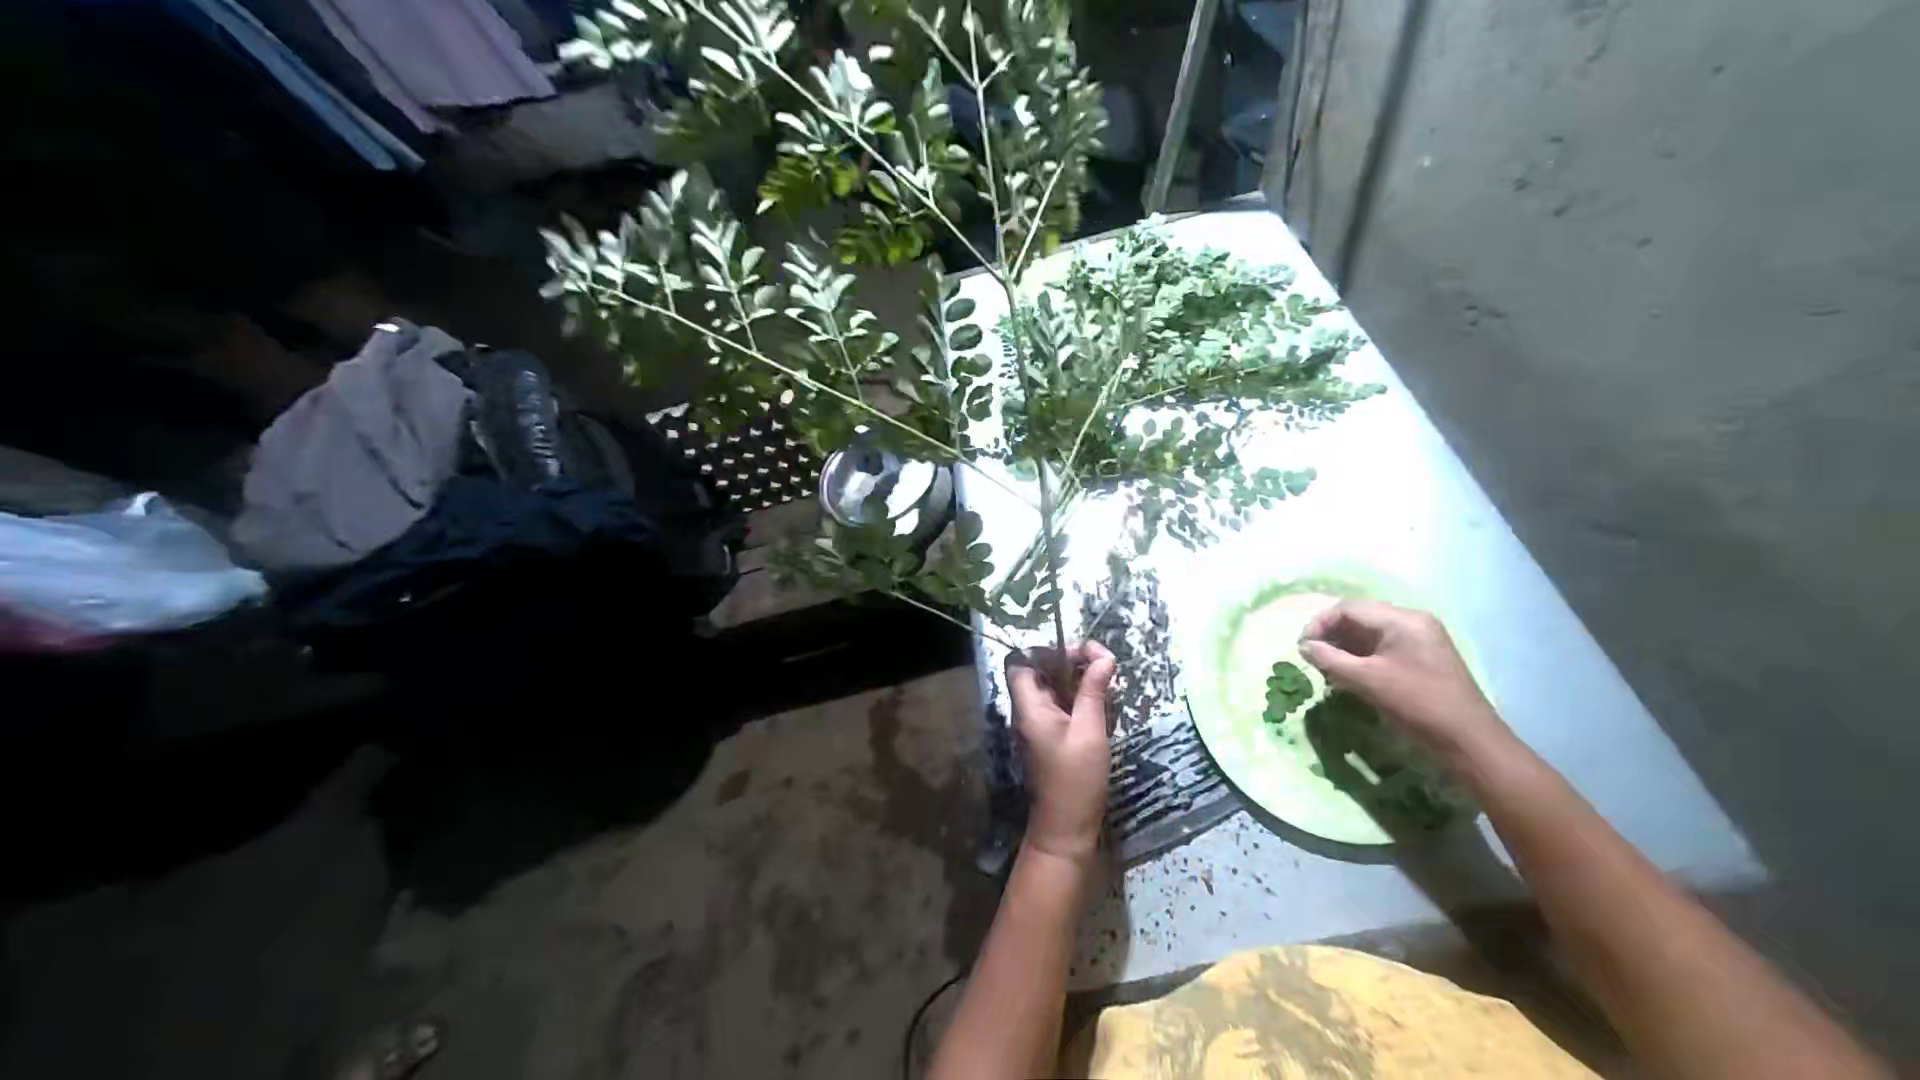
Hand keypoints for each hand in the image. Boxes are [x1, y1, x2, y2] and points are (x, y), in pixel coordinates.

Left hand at [1006, 641, 1117, 862]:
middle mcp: (1028, 711)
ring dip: (1076, 677)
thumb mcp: (1090, 732)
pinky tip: (1101, 697)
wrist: (1065, 829)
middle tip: (1101, 661)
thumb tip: (1104, 657)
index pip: (1020, 663)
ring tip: (1105, 675)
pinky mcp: (1051, 735)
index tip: (1078, 652)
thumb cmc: (1075, 780)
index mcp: (1029, 707)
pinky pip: (1060, 704)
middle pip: (1038, 671)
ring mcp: (1039, 724)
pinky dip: (1078, 696)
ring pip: (1052, 687)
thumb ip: (1094, 692)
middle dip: (1068, 659)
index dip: (1045, 650)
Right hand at [1298, 601, 1515, 769]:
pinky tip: (1348, 672)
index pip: (1348, 608)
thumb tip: (1304, 646)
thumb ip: (1329, 659)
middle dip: (1331, 634)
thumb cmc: (1416, 704)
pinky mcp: (1423, 656)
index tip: (1303, 646)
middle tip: (1312, 655)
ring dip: (1345, 646)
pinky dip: (1362, 655)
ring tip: (1326, 666)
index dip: (1320, 624)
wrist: (1469, 740)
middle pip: (1360, 617)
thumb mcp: (1366, 680)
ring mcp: (1420, 638)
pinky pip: (1384, 646)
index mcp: (1402, 620)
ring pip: (1370, 632)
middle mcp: (1413, 621)